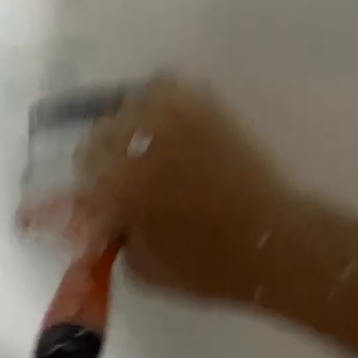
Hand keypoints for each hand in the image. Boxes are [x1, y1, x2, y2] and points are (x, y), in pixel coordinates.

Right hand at [71, 79, 301, 306]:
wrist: (274, 239)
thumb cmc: (210, 265)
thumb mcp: (146, 269)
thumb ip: (117, 236)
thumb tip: (109, 216)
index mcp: (119, 183)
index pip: (83, 168)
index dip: (90, 183)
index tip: (100, 195)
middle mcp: (138, 141)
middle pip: (102, 131)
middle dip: (107, 152)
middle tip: (123, 169)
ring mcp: (172, 116)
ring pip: (131, 104)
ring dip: (131, 123)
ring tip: (146, 141)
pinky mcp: (202, 104)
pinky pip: (166, 88)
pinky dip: (160, 100)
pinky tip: (168, 122)